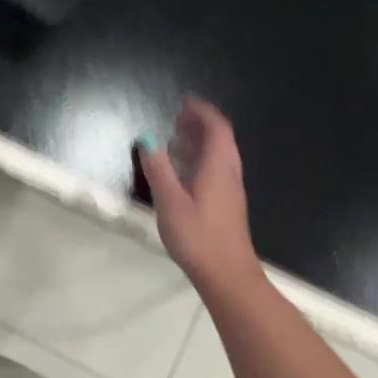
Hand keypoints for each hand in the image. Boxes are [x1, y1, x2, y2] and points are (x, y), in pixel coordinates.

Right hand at [132, 97, 262, 288]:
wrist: (227, 274)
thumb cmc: (197, 236)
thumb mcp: (170, 201)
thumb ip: (159, 170)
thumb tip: (147, 141)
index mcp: (218, 168)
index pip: (217, 129)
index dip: (203, 113)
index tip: (185, 103)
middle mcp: (229, 174)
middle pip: (221, 140)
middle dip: (201, 125)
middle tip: (178, 119)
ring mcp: (230, 191)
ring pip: (220, 156)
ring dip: (201, 143)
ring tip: (177, 141)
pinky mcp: (227, 205)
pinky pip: (216, 170)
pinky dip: (201, 160)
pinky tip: (183, 172)